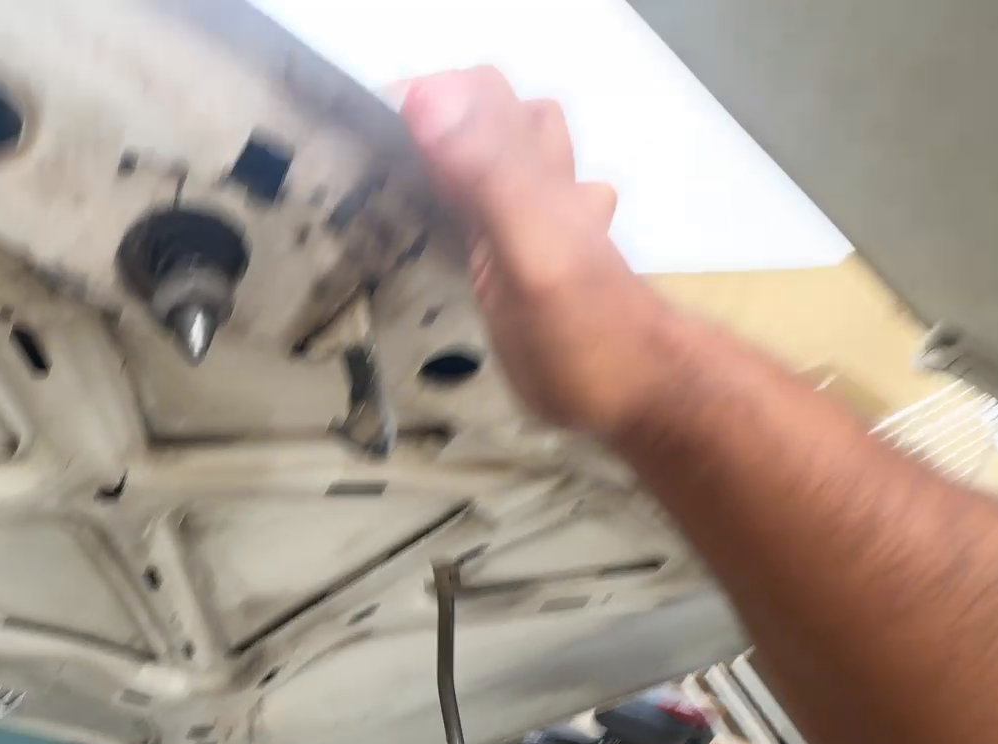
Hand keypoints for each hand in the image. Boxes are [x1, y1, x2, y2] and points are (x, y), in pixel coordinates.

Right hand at [401, 68, 677, 441]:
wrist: (638, 393)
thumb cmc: (584, 331)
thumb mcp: (532, 248)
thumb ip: (487, 173)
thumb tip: (425, 96)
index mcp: (535, 172)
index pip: (480, 95)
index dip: (424, 96)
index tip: (359, 134)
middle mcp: (539, 189)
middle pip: (488, 124)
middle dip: (433, 124)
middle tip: (371, 162)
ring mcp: (534, 230)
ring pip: (492, 170)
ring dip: (447, 163)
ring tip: (391, 188)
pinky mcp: (524, 271)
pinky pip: (488, 223)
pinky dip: (457, 214)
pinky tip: (434, 240)